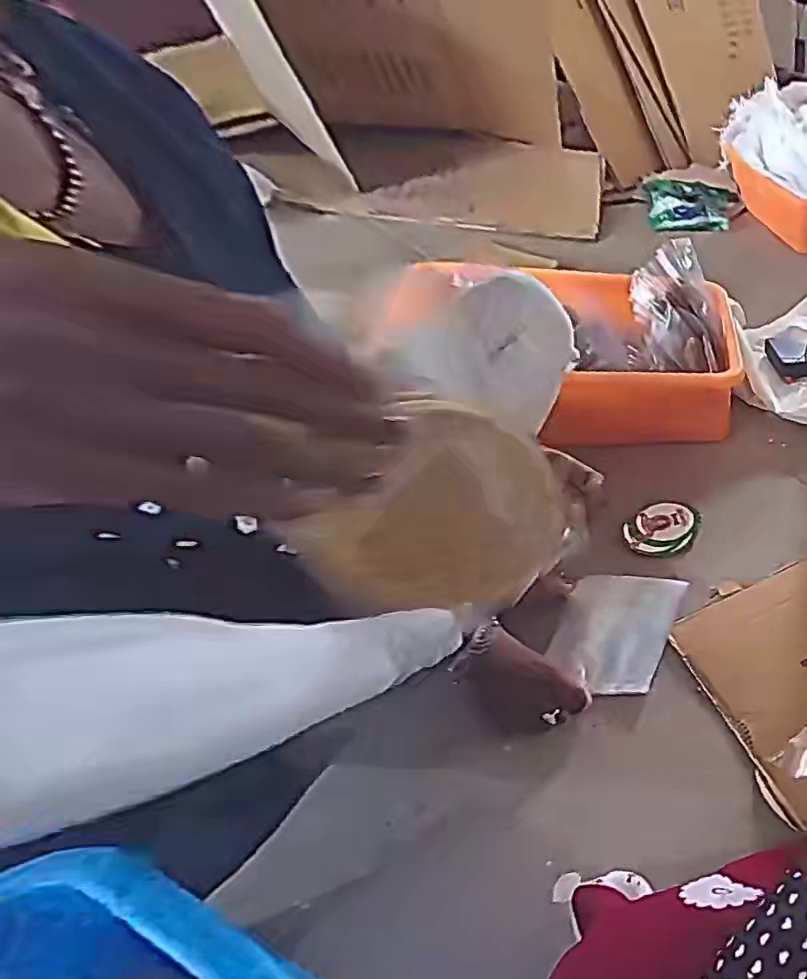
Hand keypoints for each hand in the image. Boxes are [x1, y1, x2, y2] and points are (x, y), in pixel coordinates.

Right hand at [0, 243, 392, 520]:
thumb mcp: (45, 283)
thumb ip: (155, 309)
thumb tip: (276, 339)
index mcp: (95, 289)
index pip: (249, 326)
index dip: (327, 358)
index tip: (379, 383)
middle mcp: (102, 347)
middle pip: (264, 386)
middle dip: (346, 414)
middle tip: (403, 434)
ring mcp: (84, 412)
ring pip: (243, 442)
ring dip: (323, 462)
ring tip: (379, 475)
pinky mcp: (59, 470)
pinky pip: (186, 488)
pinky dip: (259, 499)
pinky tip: (312, 508)